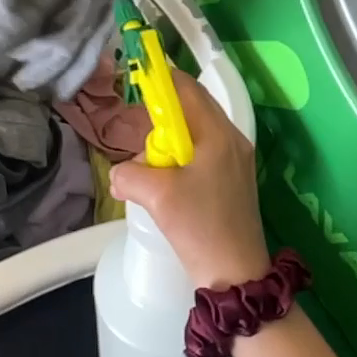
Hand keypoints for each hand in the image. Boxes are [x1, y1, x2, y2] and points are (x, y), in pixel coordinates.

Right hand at [111, 69, 270, 288]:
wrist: (237, 276)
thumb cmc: (200, 228)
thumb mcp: (157, 197)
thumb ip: (130, 174)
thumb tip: (119, 171)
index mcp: (218, 134)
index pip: (187, 89)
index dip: (161, 80)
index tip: (136, 80)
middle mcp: (232, 139)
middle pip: (194, 107)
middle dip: (163, 112)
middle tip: (138, 126)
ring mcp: (236, 160)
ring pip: (198, 131)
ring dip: (171, 138)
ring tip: (150, 161)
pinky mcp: (235, 180)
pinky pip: (204, 151)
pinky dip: (182, 155)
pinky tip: (167, 177)